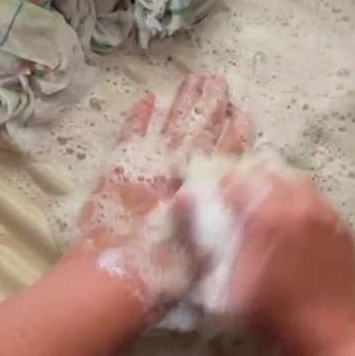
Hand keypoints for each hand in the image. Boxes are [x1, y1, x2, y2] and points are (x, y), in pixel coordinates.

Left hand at [69, 75, 250, 300]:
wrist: (112, 276)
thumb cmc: (162, 277)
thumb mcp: (204, 258)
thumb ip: (217, 230)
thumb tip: (230, 210)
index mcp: (205, 192)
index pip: (226, 154)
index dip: (235, 133)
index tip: (242, 113)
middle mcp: (180, 172)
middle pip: (198, 130)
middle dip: (210, 106)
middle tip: (218, 80)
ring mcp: (147, 166)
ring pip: (170, 124)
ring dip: (182, 102)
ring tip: (194, 78)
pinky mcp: (117, 169)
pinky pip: (131, 134)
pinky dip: (139, 117)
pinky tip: (148, 99)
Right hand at [207, 169, 354, 355]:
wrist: (328, 334)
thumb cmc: (272, 316)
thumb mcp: (227, 290)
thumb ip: (208, 252)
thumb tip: (194, 228)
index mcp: (266, 218)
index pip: (237, 183)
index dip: (221, 187)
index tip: (214, 197)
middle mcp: (297, 206)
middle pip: (268, 174)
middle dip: (250, 182)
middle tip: (240, 199)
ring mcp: (323, 214)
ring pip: (296, 182)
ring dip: (277, 188)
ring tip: (268, 206)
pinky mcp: (341, 227)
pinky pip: (316, 202)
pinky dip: (301, 204)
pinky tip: (294, 224)